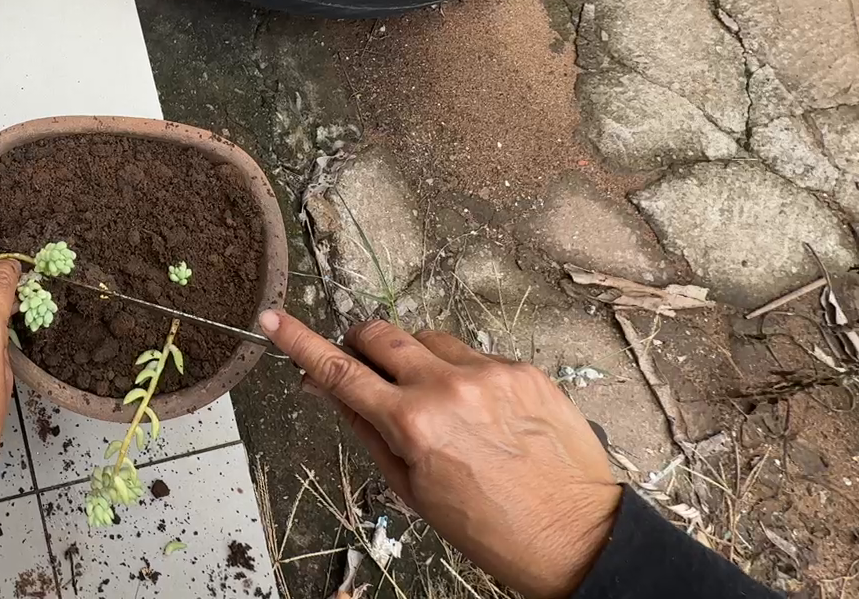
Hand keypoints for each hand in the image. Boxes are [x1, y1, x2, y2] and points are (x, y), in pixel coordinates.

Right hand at [258, 310, 620, 598]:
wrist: (586, 542)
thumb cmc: (490, 527)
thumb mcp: (411, 487)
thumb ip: (363, 425)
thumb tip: (322, 385)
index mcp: (412, 425)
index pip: (337, 370)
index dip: (298, 340)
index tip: (272, 316)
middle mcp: (446, 389)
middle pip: (376, 333)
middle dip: (362, 346)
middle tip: (371, 372)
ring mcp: (488, 374)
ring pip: (423, 337)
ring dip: (416, 359)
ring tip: (441, 400)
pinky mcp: (522, 370)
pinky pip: (470, 352)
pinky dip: (462, 372)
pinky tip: (483, 410)